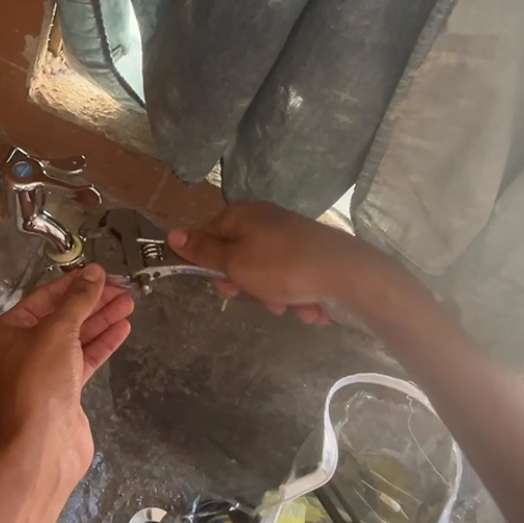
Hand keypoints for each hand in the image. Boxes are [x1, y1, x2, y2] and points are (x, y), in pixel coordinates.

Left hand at [0, 264, 133, 482]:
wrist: (44, 443)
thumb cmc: (41, 381)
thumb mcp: (58, 331)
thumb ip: (79, 300)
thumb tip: (94, 272)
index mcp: (11, 328)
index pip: (46, 296)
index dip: (75, 283)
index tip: (101, 273)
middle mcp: (26, 345)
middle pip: (64, 314)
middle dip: (93, 300)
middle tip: (122, 288)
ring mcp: (47, 367)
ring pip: (78, 335)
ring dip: (102, 319)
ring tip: (128, 303)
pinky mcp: (66, 386)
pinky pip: (86, 356)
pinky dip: (103, 342)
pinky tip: (122, 328)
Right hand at [169, 202, 417, 325]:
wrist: (351, 277)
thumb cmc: (284, 267)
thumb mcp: (235, 262)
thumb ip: (203, 251)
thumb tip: (172, 234)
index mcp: (242, 215)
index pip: (208, 235)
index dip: (210, 263)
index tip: (222, 283)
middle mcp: (265, 221)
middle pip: (237, 257)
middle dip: (246, 284)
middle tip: (256, 295)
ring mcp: (291, 238)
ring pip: (265, 274)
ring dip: (272, 296)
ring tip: (289, 305)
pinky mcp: (313, 257)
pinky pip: (292, 280)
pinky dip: (297, 296)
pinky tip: (310, 306)